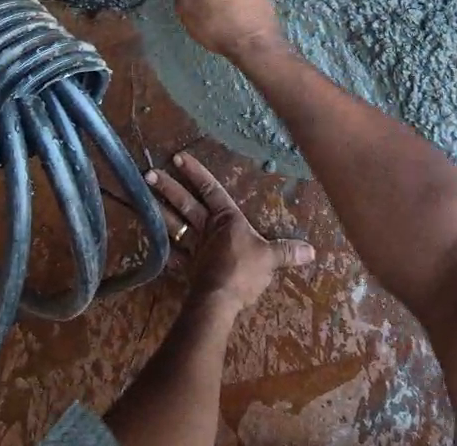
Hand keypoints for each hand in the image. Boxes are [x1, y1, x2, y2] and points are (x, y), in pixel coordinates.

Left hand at [145, 152, 314, 312]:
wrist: (219, 299)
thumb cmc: (244, 271)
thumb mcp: (271, 259)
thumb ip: (288, 252)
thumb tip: (312, 250)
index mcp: (227, 219)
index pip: (210, 189)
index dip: (195, 173)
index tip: (178, 158)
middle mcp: (207, 228)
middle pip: (185, 203)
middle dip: (168, 187)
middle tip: (149, 172)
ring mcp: (195, 248)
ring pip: (174, 224)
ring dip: (159, 210)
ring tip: (143, 196)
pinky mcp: (188, 268)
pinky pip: (173, 254)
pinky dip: (164, 247)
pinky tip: (153, 242)